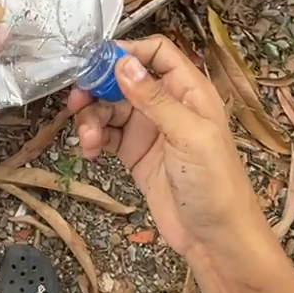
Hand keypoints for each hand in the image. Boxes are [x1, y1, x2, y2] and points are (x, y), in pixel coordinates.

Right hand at [67, 36, 267, 264]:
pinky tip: (90, 152)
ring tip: (89, 139)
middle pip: (123, 79)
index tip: (98, 62)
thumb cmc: (216, 185)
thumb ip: (155, 99)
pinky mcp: (133, 152)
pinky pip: (105, 133)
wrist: (216, 241)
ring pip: (109, 106)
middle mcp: (166, 104)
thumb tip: (123, 63)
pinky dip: (93, 138)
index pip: (157, 53)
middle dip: (98, 87)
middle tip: (77, 101)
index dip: (128, 51)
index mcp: (189, 91)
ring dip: (92, 118)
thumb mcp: (189, 136)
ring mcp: (147, 129)